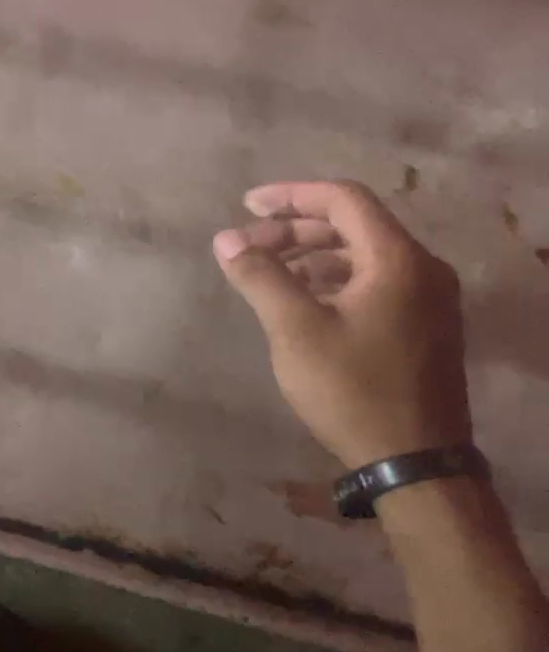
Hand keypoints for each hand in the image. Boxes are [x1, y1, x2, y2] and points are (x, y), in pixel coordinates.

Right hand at [213, 180, 470, 469]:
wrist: (411, 456)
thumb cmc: (350, 386)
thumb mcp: (294, 328)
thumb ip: (260, 276)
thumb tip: (226, 239)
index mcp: (399, 263)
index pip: (346, 201)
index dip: (292, 196)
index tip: (244, 205)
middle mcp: (422, 271)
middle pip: (353, 224)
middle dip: (293, 227)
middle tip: (244, 246)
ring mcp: (425, 299)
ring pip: (360, 252)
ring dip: (307, 252)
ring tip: (261, 270)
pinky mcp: (418, 323)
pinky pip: (370, 278)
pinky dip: (327, 275)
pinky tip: (295, 296)